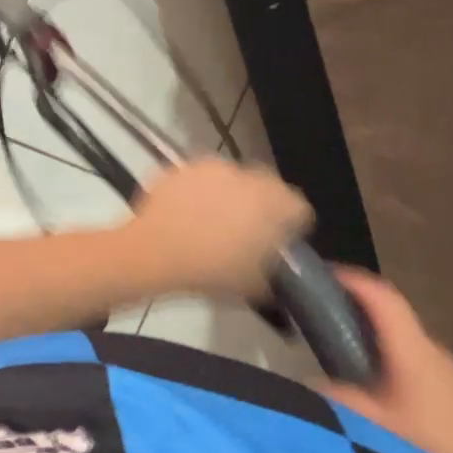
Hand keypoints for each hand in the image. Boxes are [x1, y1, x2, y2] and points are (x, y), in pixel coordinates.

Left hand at [127, 159, 312, 296]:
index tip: (278, 242)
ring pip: (232, 180)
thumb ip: (272, 274)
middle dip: (259, 207)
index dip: (290, 227)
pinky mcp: (184, 167)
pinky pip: (199, 178)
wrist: (152, 253)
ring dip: (228, 195)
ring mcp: (215, 167)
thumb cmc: (208, 270)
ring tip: (209, 221)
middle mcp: (251, 176)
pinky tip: (184, 212)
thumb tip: (273, 274)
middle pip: (267, 189)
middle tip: (243, 232)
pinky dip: (196, 191)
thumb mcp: (250, 284)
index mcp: (276, 203)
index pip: (299, 210)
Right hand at [321, 269, 452, 452]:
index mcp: (414, 351)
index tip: (317, 274)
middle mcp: (431, 354)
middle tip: (305, 317)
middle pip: (386, 320)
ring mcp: (442, 377)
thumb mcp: (374, 426)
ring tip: (321, 353)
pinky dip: (374, 366)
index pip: (383, 299)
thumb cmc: (438, 448)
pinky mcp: (447, 399)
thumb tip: (305, 385)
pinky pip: (400, 369)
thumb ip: (336, 402)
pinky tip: (356, 393)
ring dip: (361, 342)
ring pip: (393, 347)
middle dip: (347, 311)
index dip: (352, 281)